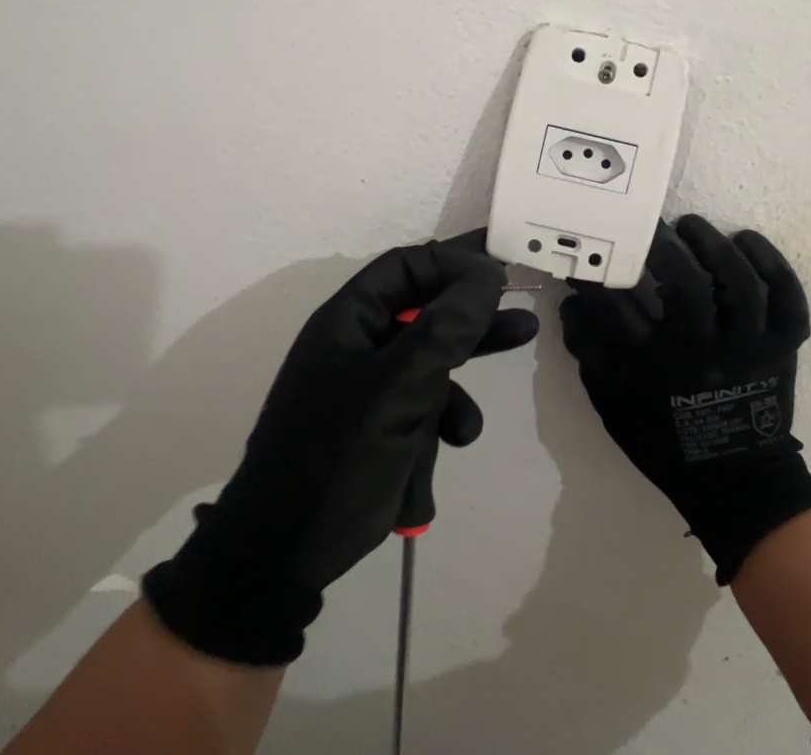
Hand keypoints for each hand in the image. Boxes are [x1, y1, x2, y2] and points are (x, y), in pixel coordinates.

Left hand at [143, 232, 537, 664]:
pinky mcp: (385, 429)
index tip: (499, 274)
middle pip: (426, 310)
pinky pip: (428, 407)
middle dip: (473, 312)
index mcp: (348, 322)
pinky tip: (454, 442)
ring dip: (467, 367)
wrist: (289, 547)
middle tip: (520, 310)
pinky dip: (446, 420)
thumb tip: (486, 276)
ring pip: (434, 360)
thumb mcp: (398, 385)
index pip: (406, 267)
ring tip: (519, 345)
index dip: (453, 263)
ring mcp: (372, 390)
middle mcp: (359, 347)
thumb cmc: (338, 454)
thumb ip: (445, 327)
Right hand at [560, 214, 810, 582]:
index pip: (618, 306)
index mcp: (656, 368)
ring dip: (713, 245)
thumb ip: (589, 353)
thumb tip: (574, 301)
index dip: (598, 274)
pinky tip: (747, 240)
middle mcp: (704, 352)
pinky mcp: (783, 347)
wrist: (736, 483)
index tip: (589, 253)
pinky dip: (772, 263)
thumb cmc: (665, 444)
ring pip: (738, 283)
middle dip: (662, 247)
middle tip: (648, 227)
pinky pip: (786, 297)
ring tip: (691, 224)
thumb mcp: (612, 406)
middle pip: (686, 284)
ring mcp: (750, 348)